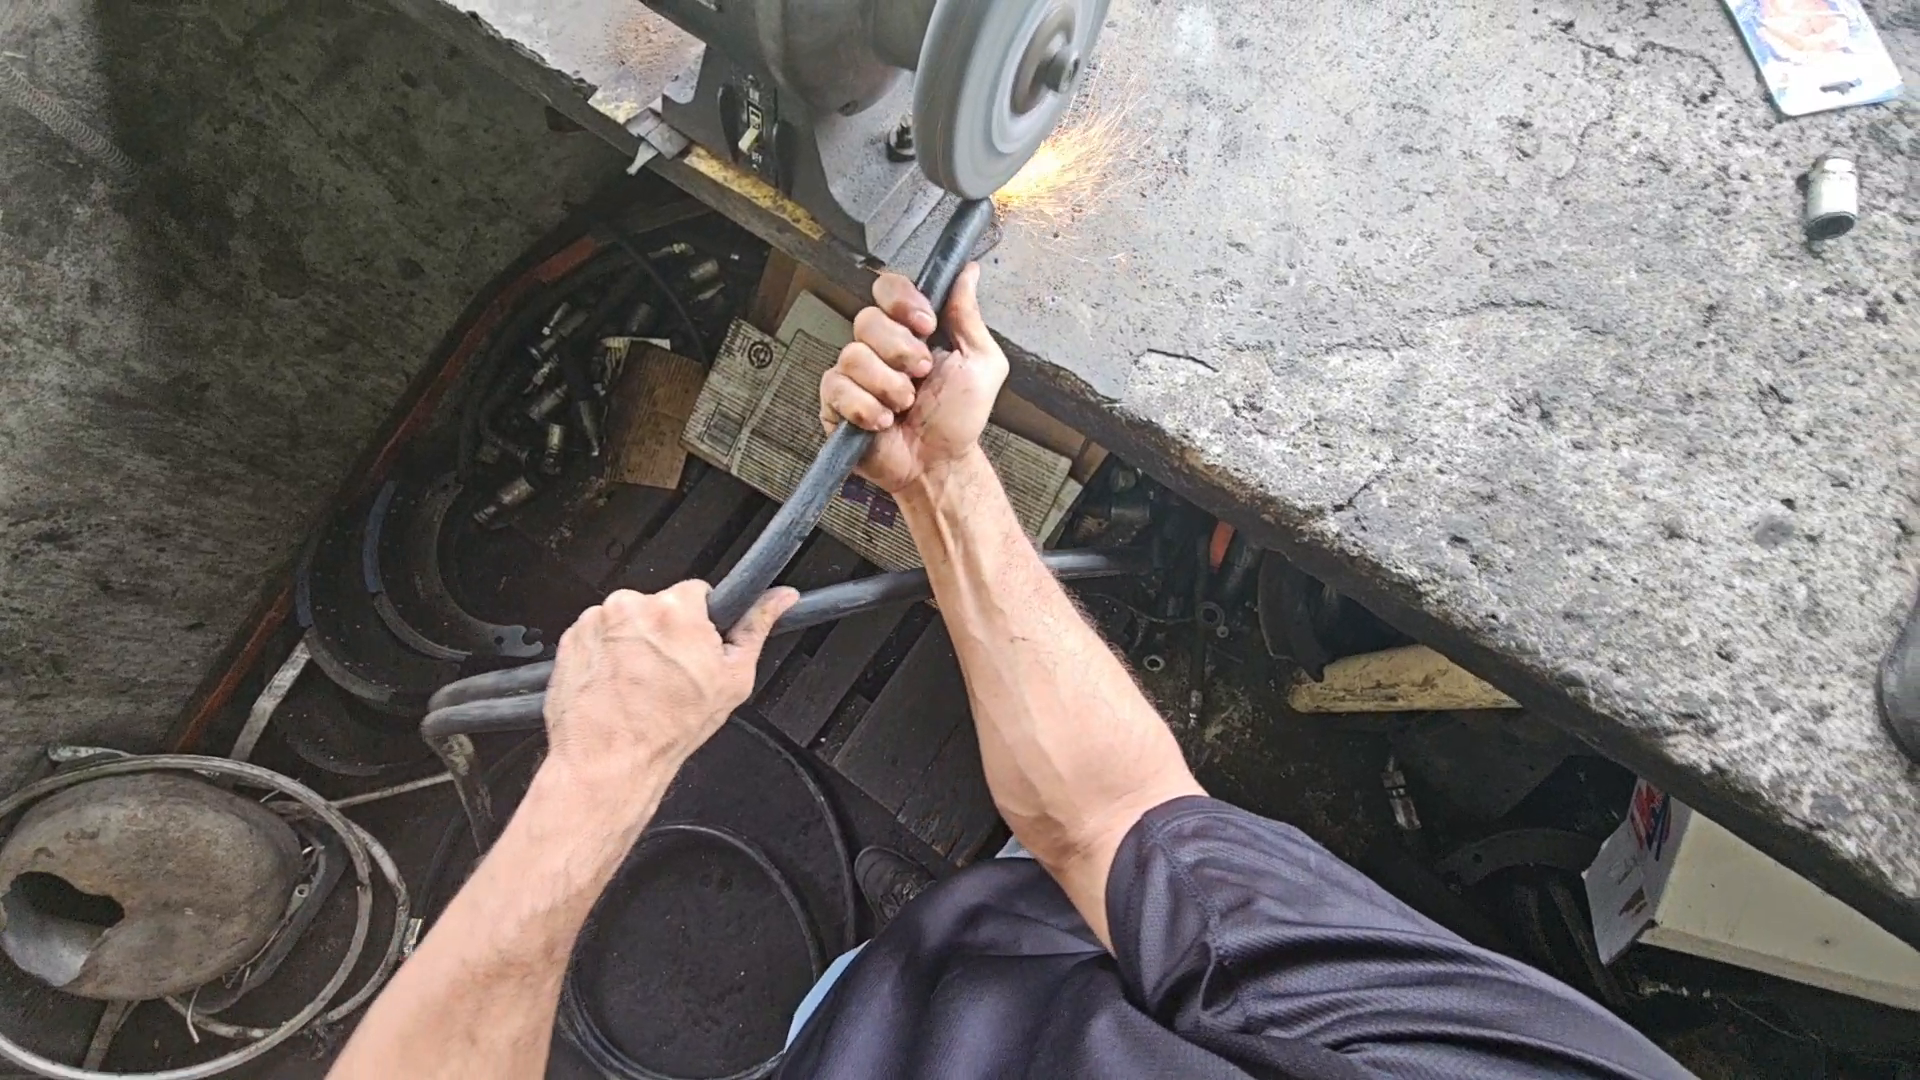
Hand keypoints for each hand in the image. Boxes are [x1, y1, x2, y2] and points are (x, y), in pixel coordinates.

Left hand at [542, 581, 796, 793]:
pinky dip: (609, 652)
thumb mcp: (733, 678)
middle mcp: (632, 606)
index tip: (698, 644)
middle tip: (673, 670)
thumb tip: (780, 599)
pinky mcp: (570, 637)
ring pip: (631, 619)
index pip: (698, 591)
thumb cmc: (668, 726)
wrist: (609, 760)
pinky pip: (601, 634)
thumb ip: (757, 627)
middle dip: (669, 631)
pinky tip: (620, 682)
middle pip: (662, 605)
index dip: (703, 621)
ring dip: (637, 641)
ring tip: (642, 681)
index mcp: (676, 609)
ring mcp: (596, 620)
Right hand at [819, 263, 1008, 492]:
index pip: (888, 290)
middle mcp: (878, 348)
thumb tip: (967, 272)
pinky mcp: (837, 404)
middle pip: (867, 320)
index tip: (926, 324)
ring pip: (853, 356)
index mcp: (909, 331)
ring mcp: (855, 376)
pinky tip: (884, 422)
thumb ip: (968, 316)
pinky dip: (866, 408)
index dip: (902, 301)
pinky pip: (837, 389)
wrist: (942, 463)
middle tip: (921, 375)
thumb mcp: (980, 363)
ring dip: (888, 385)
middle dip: (900, 351)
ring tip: (905, 406)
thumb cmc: (959, 419)